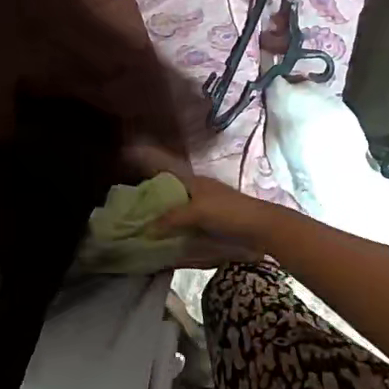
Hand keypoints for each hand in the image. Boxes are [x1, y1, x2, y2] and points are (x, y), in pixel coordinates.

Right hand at [127, 144, 279, 254]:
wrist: (262, 228)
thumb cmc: (230, 213)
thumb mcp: (198, 213)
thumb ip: (172, 219)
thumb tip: (146, 229)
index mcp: (193, 181)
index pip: (165, 166)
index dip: (148, 159)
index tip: (127, 156)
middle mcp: (197, 189)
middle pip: (169, 186)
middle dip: (150, 190)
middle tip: (127, 200)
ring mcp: (205, 205)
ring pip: (177, 203)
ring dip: (161, 209)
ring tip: (140, 218)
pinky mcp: (211, 220)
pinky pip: (185, 219)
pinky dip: (173, 223)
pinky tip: (163, 233)